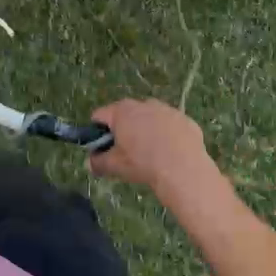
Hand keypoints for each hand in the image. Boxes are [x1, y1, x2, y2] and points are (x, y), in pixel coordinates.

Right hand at [89, 98, 216, 194]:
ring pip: (149, 118)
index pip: (100, 116)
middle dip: (123, 130)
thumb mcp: (115, 166)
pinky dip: (167, 135)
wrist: (184, 171)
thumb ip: (98, 162)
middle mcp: (143, 104)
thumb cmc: (143, 164)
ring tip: (152, 153)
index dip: (97, 132)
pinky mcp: (185, 120)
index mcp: (121, 111)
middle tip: (127, 152)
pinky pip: (170, 125)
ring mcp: (167, 110)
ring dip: (146, 130)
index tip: (104, 148)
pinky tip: (171, 153)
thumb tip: (90, 163)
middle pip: (125, 114)